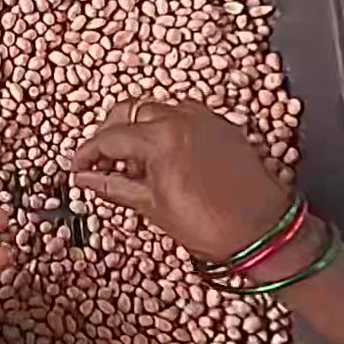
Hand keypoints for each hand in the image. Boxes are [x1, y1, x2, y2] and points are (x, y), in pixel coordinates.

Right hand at [70, 101, 291, 260]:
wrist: (266, 233)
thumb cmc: (213, 225)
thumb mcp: (150, 206)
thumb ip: (113, 185)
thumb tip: (85, 178)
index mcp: (159, 138)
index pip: (108, 138)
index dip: (86, 154)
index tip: (78, 166)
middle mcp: (181, 120)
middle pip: (127, 112)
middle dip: (107, 135)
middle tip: (99, 161)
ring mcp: (204, 120)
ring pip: (154, 110)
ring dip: (135, 128)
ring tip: (130, 161)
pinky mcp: (221, 128)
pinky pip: (181, 115)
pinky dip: (162, 128)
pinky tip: (160, 154)